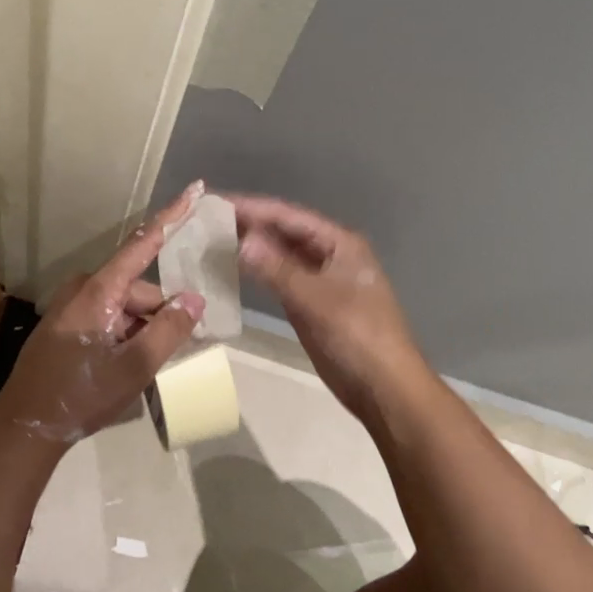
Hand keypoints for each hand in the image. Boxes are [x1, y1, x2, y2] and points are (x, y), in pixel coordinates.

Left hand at [0, 184, 207, 445]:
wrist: (25, 425)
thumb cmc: (81, 394)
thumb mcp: (135, 368)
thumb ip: (168, 331)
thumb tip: (194, 299)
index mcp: (99, 290)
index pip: (143, 244)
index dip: (171, 217)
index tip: (195, 189)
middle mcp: (83, 288)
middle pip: (137, 289)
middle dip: (160, 314)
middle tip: (175, 352)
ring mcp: (71, 306)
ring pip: (123, 307)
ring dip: (141, 330)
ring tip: (144, 371)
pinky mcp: (65, 324)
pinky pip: (107, 317)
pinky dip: (124, 335)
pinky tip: (127, 367)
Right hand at [230, 195, 421, 420]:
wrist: (385, 390)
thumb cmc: (358, 337)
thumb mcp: (316, 299)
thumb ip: (277, 269)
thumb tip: (241, 240)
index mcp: (339, 243)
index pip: (288, 216)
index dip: (252, 208)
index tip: (215, 201)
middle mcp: (329, 255)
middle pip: (283, 231)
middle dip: (249, 224)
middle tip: (207, 219)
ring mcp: (320, 280)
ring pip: (279, 254)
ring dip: (251, 247)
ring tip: (212, 238)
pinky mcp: (310, 304)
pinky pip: (279, 278)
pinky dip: (258, 271)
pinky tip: (232, 267)